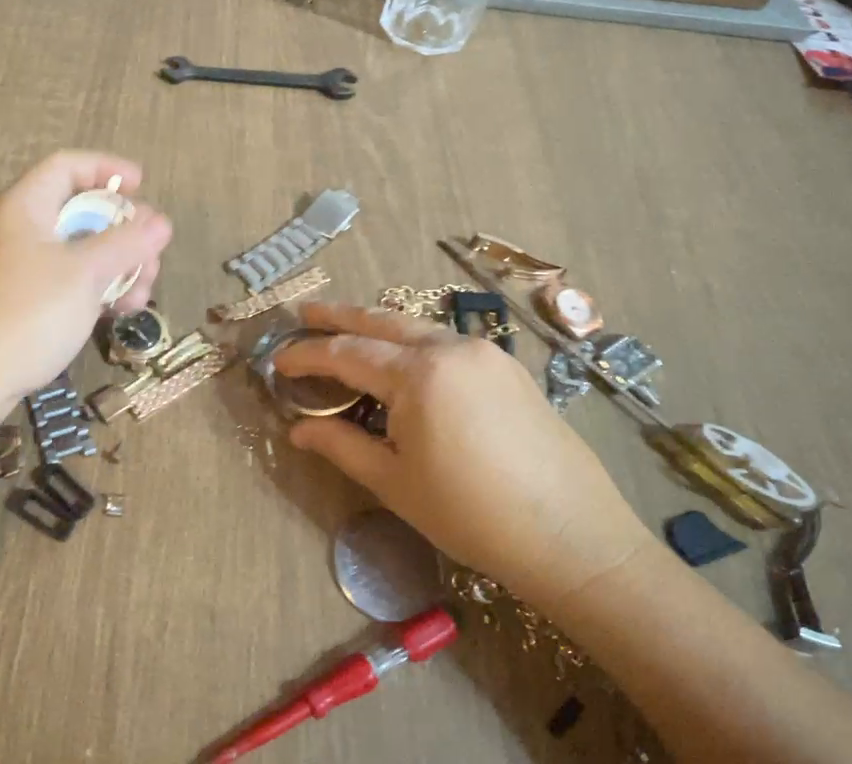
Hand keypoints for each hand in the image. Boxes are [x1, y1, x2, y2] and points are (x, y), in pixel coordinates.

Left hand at [0, 152, 172, 421]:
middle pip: (78, 213)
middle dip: (122, 233)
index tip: (143, 187)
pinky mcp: (16, 307)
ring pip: (75, 254)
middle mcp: (16, 231)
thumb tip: (161, 221)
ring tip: (141, 298)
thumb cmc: (25, 315)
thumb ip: (126, 243)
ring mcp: (14, 271)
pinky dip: (92, 292)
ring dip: (115, 269)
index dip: (106, 169)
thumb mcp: (84, 274)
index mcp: (23, 208)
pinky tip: (116, 315)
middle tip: (152, 259)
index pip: (66, 166)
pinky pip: (62, 285)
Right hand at [275, 303, 653, 607]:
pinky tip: (400, 358)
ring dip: (375, 326)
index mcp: (419, 374)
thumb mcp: (394, 482)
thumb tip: (296, 429)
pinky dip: (411, 342)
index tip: (277, 361)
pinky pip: (446, 342)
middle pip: (381, 322)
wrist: (573, 538)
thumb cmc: (471, 514)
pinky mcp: (508, 370)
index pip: (346, 352)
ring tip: (345, 329)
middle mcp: (451, 349)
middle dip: (338, 316)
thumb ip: (340, 445)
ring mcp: (486, 355)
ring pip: (416, 327)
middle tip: (302, 312)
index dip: (307, 355)